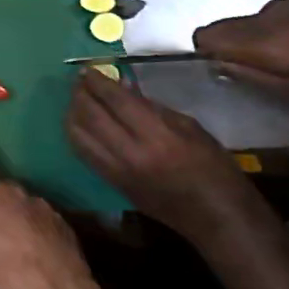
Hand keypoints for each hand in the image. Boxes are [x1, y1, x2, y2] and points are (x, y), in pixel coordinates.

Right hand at [0, 148, 125, 288]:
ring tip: (20, 245)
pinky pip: (44, 221)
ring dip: (21, 217)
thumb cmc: (8, 278)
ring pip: (26, 205)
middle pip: (4, 189)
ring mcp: (46, 207)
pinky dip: (39, 231)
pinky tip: (40, 254)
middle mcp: (19, 194)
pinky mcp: (66, 224)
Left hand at [65, 69, 258, 244]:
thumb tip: (123, 84)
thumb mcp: (191, 128)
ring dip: (72, 113)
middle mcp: (130, 153)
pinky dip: (77, 134)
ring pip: (78, 135)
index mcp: (156, 136)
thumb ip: (152, 106)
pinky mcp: (112, 184)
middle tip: (79, 80)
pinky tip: (81, 123)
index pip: (115, 101)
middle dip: (80, 93)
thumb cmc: (214, 169)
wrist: (216, 219)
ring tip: (78, 99)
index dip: (97, 81)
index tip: (87, 68)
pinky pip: (83, 153)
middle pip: (90, 115)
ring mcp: (116, 170)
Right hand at [193, 0, 288, 97]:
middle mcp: (266, 14)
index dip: (206, 54)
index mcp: (262, 39)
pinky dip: (280, 31)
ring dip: (258, 40)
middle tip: (258, 71)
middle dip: (230, 46)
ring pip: (251, 21)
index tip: (224, 71)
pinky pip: (275, 16)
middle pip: (225, 26)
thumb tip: (224, 66)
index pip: (206, 36)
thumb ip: (256, 76)